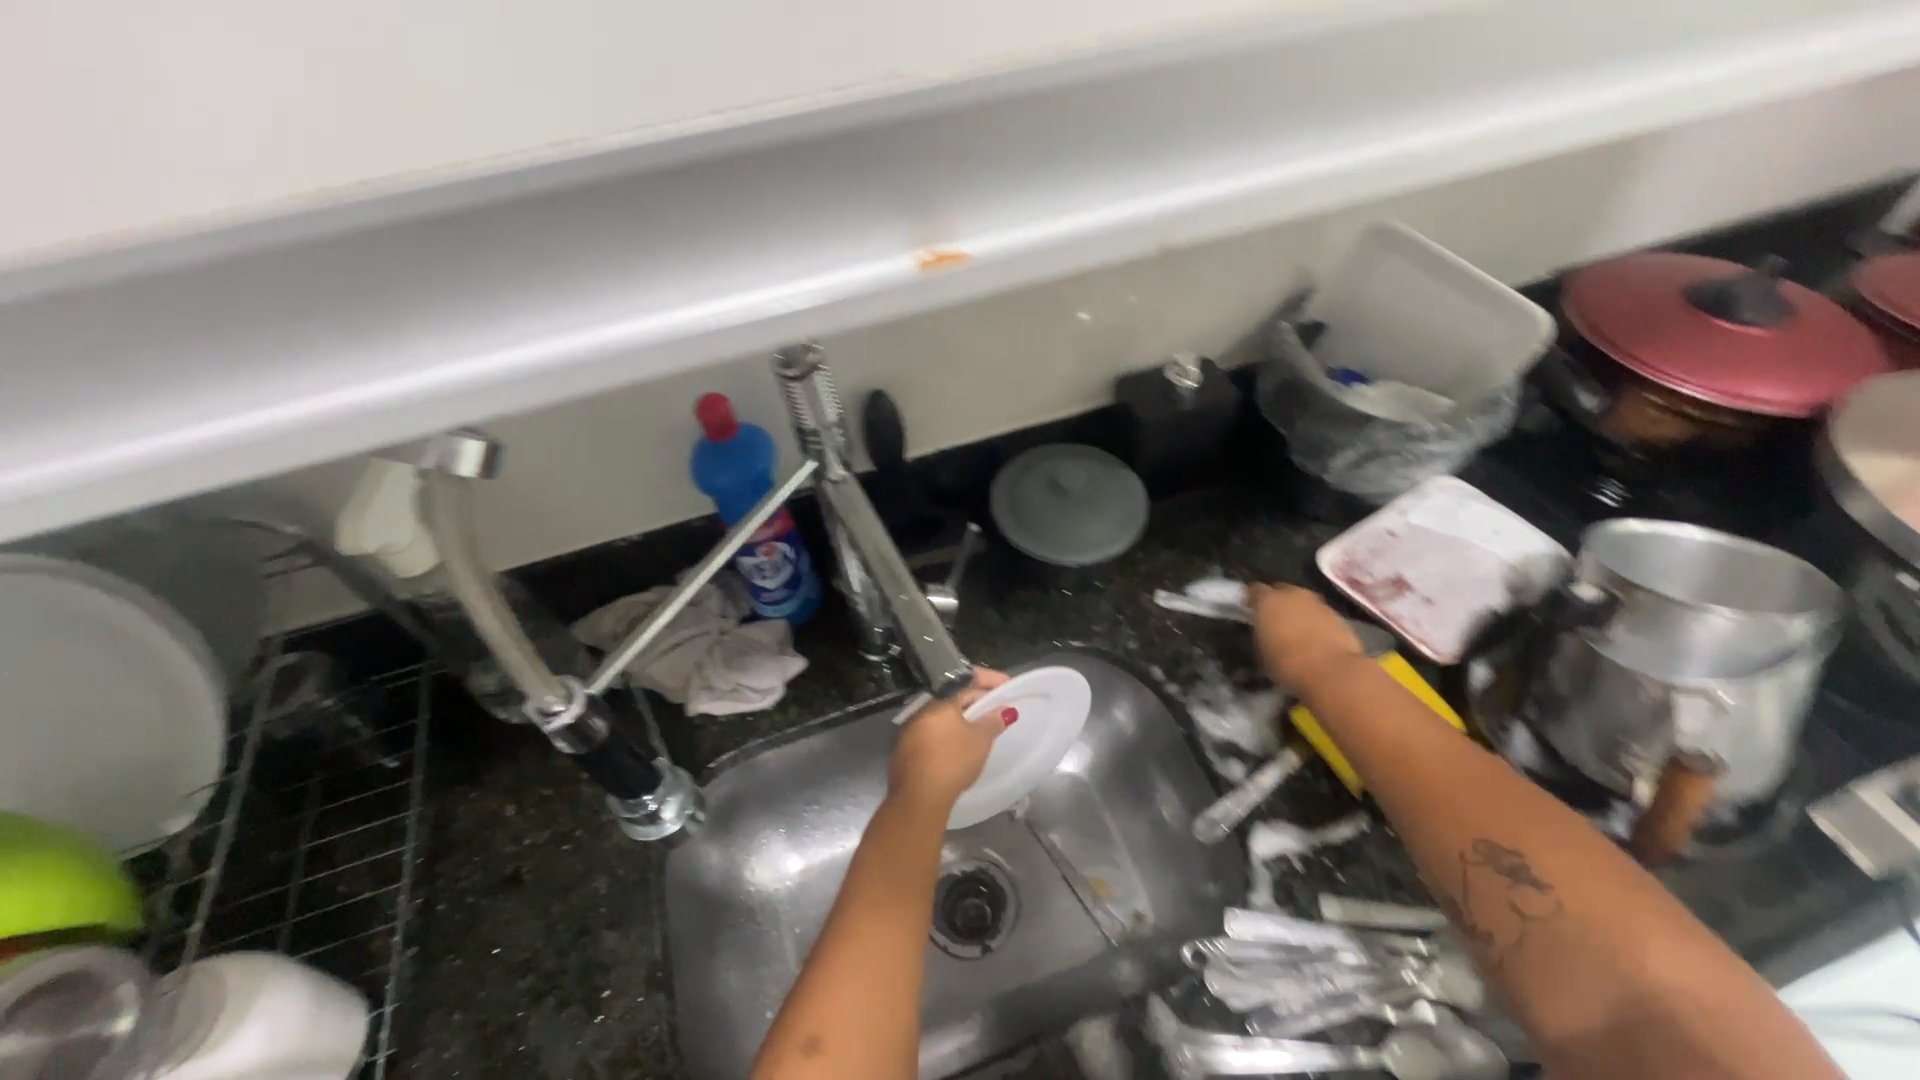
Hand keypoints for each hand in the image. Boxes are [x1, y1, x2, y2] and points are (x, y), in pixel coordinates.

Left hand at [888, 667, 1011, 810]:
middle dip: (977, 699)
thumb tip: (1004, 710)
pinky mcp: (906, 749)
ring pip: (942, 716)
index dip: (990, 680)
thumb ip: (993, 721)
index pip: (967, 679)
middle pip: (954, 696)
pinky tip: (960, 743)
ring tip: (982, 724)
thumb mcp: (980, 740)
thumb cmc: (953, 760)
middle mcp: (921, 709)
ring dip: (963, 717)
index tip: (1007, 685)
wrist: (918, 796)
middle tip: (998, 706)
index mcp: (939, 699)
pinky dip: (950, 732)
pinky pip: (934, 732)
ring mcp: (911, 729)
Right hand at [1250, 584, 1366, 690]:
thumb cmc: (1287, 663)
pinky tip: (1316, 640)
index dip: (1252, 599)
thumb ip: (1261, 634)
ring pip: (1304, 602)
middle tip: (1274, 620)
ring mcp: (1319, 603)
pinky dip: (1317, 622)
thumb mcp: (1261, 651)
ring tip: (1297, 631)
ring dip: (1299, 612)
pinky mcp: (1339, 616)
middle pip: (1282, 590)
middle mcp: (1294, 594)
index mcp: (1268, 601)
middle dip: (1278, 602)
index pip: (1255, 590)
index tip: (1250, 609)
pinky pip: (1321, 615)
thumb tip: (1264, 631)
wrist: (1332, 671)